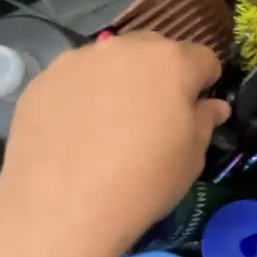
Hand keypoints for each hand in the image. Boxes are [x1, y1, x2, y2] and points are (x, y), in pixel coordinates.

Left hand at [0, 33, 229, 256]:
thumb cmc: (144, 181)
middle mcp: (126, 48)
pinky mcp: (43, 80)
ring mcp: (79, 60)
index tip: (196, 110)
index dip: (205, 84)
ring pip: (112, 62)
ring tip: (110, 125)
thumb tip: (212, 106)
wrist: (62, 208)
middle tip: (154, 116)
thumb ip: (204, 121)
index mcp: (172, 62)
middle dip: (162, 75)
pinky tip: (77, 132)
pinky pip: (75, 79)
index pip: (203, 58)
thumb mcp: (191, 157)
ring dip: (121, 81)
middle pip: (155, 51)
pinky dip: (83, 96)